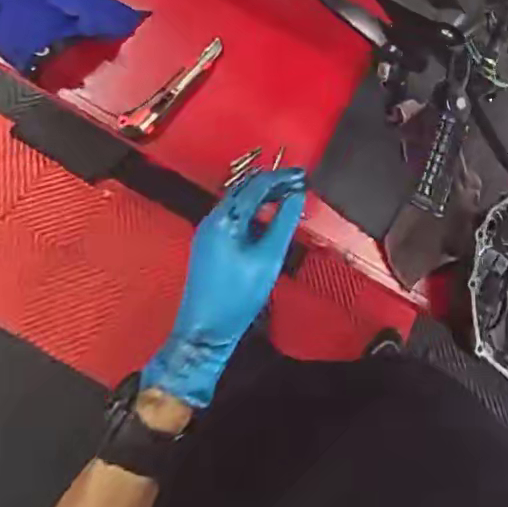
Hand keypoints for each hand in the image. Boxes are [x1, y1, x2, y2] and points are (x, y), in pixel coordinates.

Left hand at [142, 168, 308, 406]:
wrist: (205, 331)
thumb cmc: (237, 297)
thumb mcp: (269, 258)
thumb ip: (284, 222)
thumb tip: (296, 196)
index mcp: (225, 219)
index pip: (257, 185)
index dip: (282, 177)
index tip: (303, 175)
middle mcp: (212, 219)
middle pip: (245, 189)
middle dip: (273, 183)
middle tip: (298, 183)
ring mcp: (208, 231)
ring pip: (239, 201)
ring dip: (263, 196)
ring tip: (288, 197)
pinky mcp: (209, 243)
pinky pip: (233, 216)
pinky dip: (253, 210)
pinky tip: (269, 218)